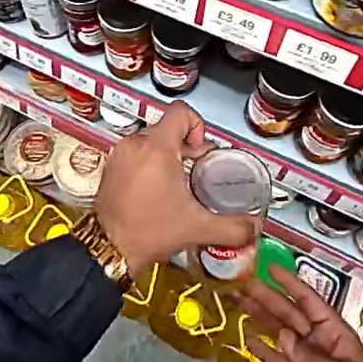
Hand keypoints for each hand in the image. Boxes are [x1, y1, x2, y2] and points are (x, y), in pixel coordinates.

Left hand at [94, 102, 255, 272]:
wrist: (109, 248)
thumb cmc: (147, 232)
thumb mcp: (197, 228)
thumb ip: (233, 227)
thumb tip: (254, 227)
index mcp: (156, 149)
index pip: (181, 113)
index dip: (197, 125)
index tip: (200, 150)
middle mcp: (135, 145)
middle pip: (167, 128)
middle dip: (185, 146)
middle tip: (195, 170)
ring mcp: (120, 154)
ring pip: (151, 140)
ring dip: (167, 155)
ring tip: (177, 181)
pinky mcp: (112, 166)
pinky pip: (136, 152)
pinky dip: (149, 163)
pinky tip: (158, 188)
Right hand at [240, 265, 362, 361]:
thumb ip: (313, 359)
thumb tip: (283, 337)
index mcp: (335, 334)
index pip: (310, 301)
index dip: (291, 283)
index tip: (271, 268)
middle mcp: (318, 342)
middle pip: (289, 314)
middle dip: (267, 298)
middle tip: (244, 284)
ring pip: (279, 333)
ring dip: (261, 318)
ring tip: (240, 302)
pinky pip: (277, 361)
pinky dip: (263, 350)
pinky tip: (248, 339)